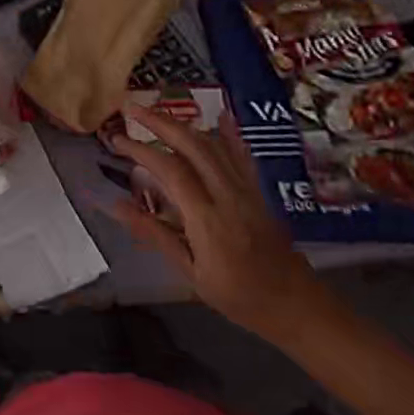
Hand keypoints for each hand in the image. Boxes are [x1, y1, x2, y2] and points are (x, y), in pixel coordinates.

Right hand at [109, 106, 336, 341]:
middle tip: (132, 109)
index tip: (116, 139)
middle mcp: (230, 196)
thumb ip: (154, 233)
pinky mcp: (260, 191)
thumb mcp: (190, 272)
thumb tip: (116, 205)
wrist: (296, 306)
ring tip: (157, 114)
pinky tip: (219, 116)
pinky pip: (241, 154)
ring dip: (184, 124)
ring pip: (215, 145)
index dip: (141, 150)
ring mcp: (248, 191)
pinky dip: (227, 133)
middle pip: (194, 145)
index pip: (170, 171)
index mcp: (208, 220)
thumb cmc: (238, 297)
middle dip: (161, 122)